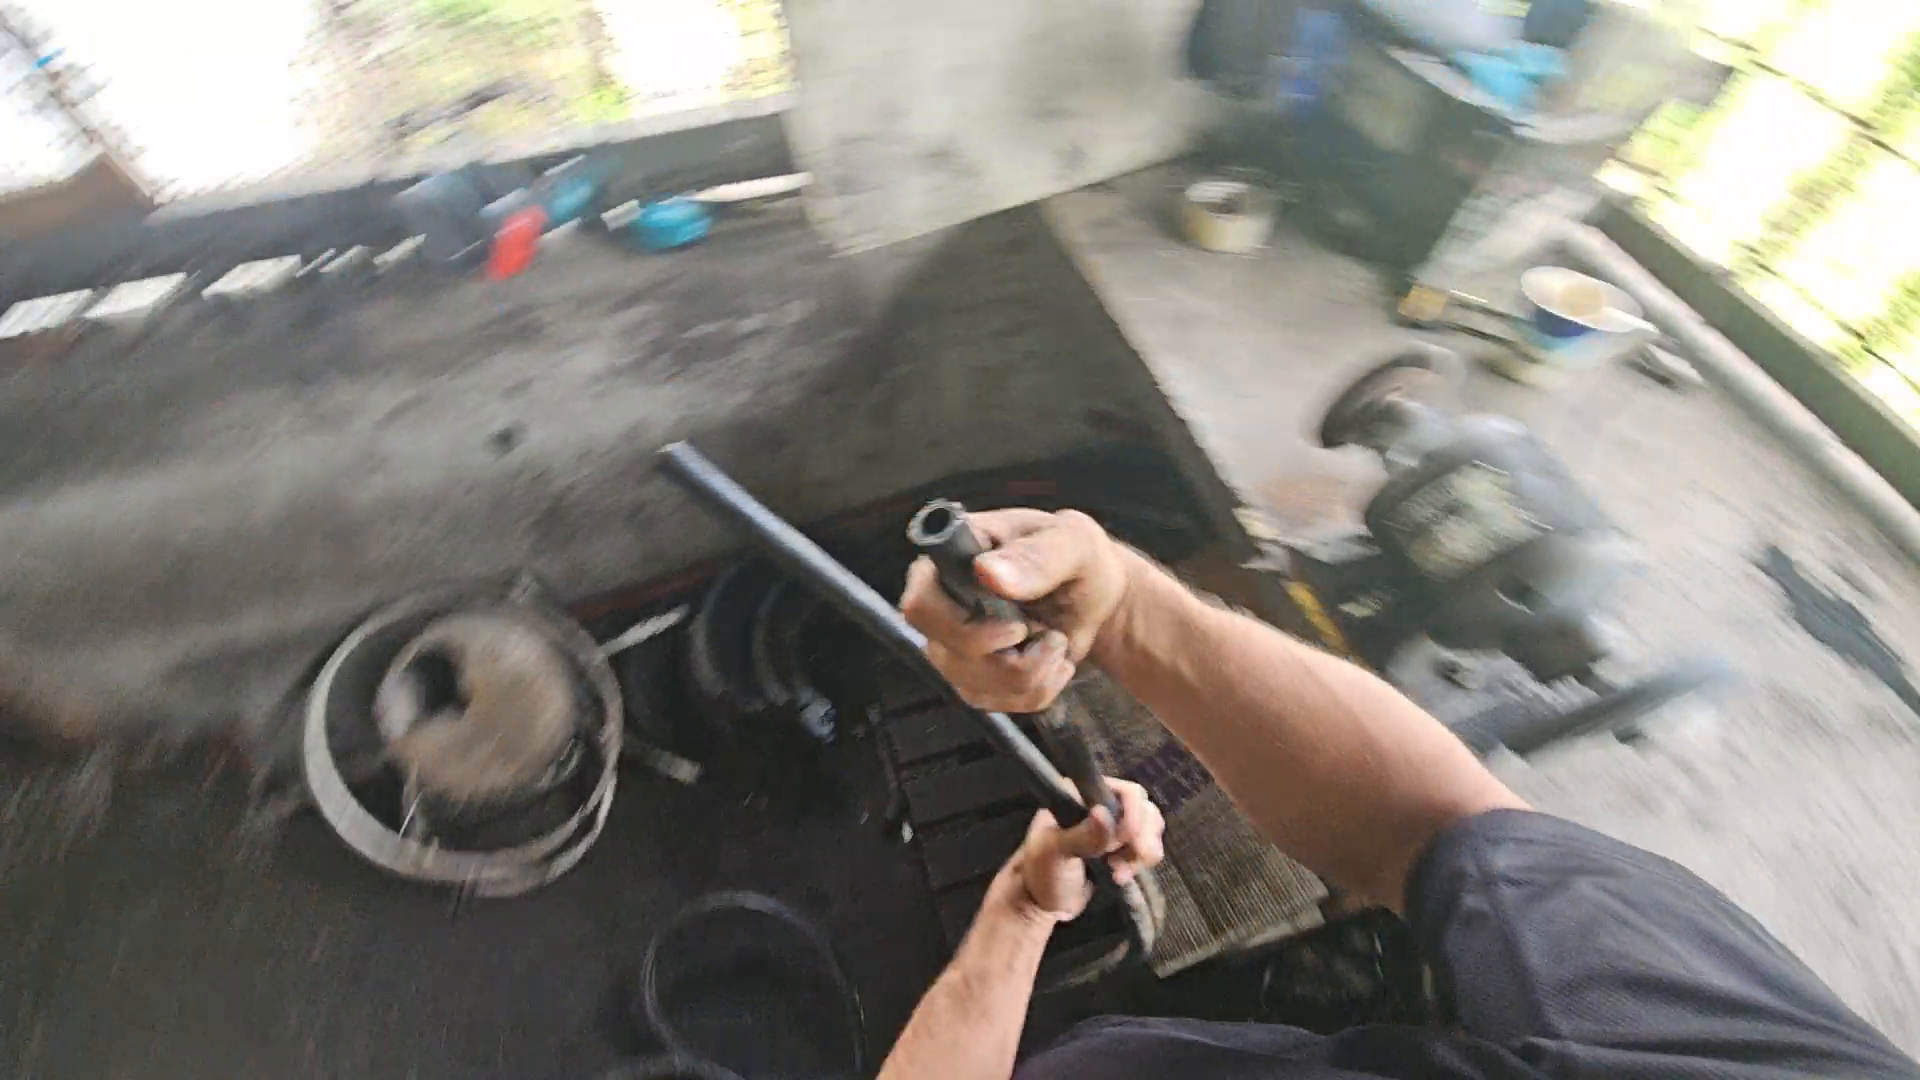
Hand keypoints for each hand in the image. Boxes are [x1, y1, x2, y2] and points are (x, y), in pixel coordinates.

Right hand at [899, 508, 1135, 712]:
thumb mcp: (1073, 545)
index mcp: (955, 558)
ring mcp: (952, 643)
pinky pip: (992, 702)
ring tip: (1057, 643)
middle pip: (944, 652)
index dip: (961, 625)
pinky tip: (1051, 663)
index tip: (1018, 628)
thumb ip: (1036, 556)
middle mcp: (942, 602)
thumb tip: (987, 572)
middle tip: (1050, 636)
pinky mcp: (971, 676)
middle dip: (1008, 660)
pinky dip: (1034, 690)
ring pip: (970, 685)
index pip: (920, 601)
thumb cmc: (1078, 560)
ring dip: (1029, 675)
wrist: (1094, 599)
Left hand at [988, 778, 1164, 924]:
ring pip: (1150, 827)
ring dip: (1143, 852)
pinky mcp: (1120, 847)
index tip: (1126, 840)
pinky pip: (1146, 847)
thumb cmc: (1041, 870)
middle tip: (1130, 857)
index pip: (1124, 791)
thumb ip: (1081, 836)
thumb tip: (1103, 814)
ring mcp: (1112, 825)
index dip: (1133, 814)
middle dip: (1142, 836)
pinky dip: (1140, 862)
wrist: (1041, 901)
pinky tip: (1119, 876)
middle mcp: (1100, 802)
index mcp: (1081, 793)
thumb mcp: (1055, 853)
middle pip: (1144, 808)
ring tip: (1119, 871)